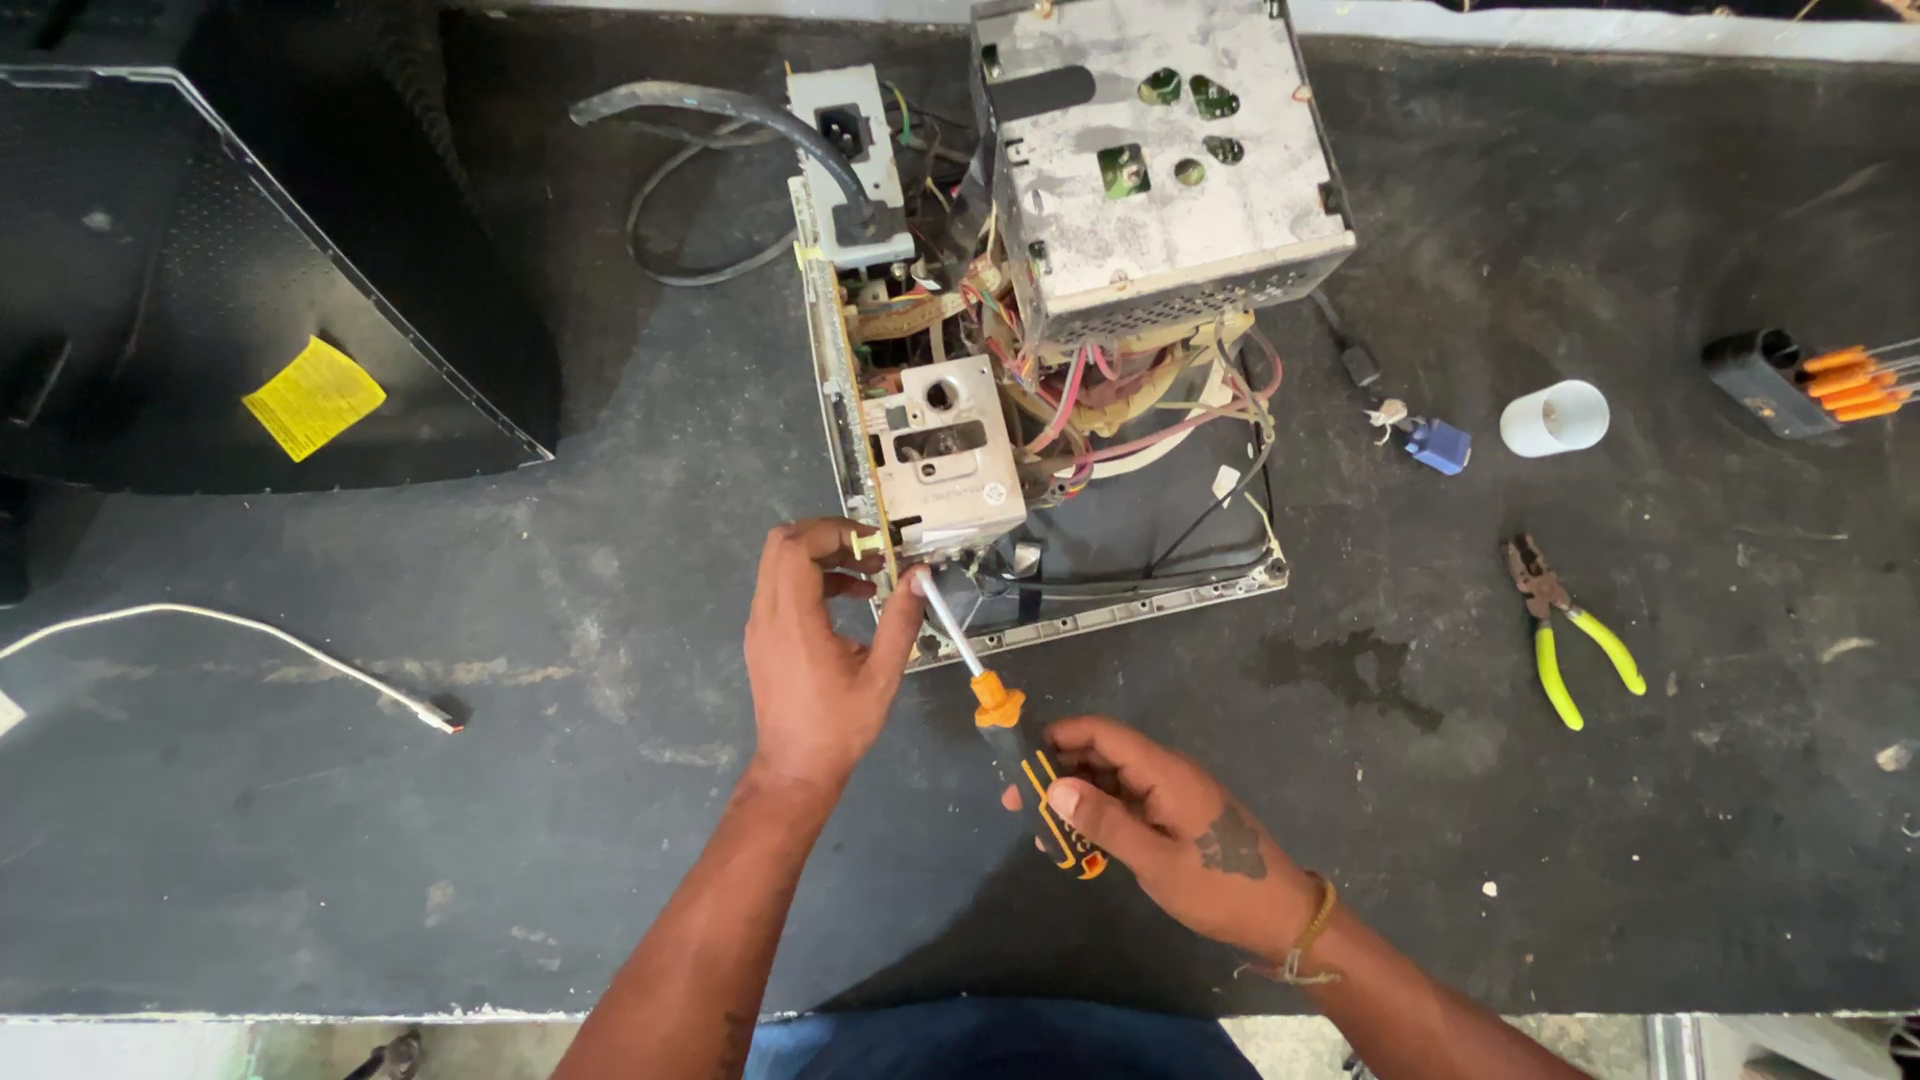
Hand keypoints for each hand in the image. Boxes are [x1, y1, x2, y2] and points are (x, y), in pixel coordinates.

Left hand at [743, 519, 924, 789]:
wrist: (795, 768)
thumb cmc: (840, 727)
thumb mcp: (882, 676)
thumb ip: (901, 621)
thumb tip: (920, 576)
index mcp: (793, 622)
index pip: (797, 548)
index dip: (834, 532)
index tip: (873, 544)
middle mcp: (767, 615)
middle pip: (782, 543)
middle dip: (827, 534)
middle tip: (870, 550)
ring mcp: (759, 625)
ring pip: (779, 562)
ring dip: (822, 555)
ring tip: (869, 575)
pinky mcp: (761, 635)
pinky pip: (781, 586)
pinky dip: (813, 578)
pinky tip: (852, 597)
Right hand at [1039, 716, 1319, 964]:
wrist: (1284, 919)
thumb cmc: (1221, 889)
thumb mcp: (1156, 861)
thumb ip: (1104, 822)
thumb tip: (1053, 786)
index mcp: (1165, 770)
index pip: (1103, 732)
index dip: (1059, 736)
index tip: (1020, 758)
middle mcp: (1166, 771)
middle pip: (1102, 753)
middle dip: (1058, 772)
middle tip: (1020, 804)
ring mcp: (1171, 792)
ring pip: (1111, 780)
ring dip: (1076, 799)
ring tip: (1043, 832)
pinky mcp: (1175, 814)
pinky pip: (1127, 802)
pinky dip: (1100, 816)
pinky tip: (1078, 843)